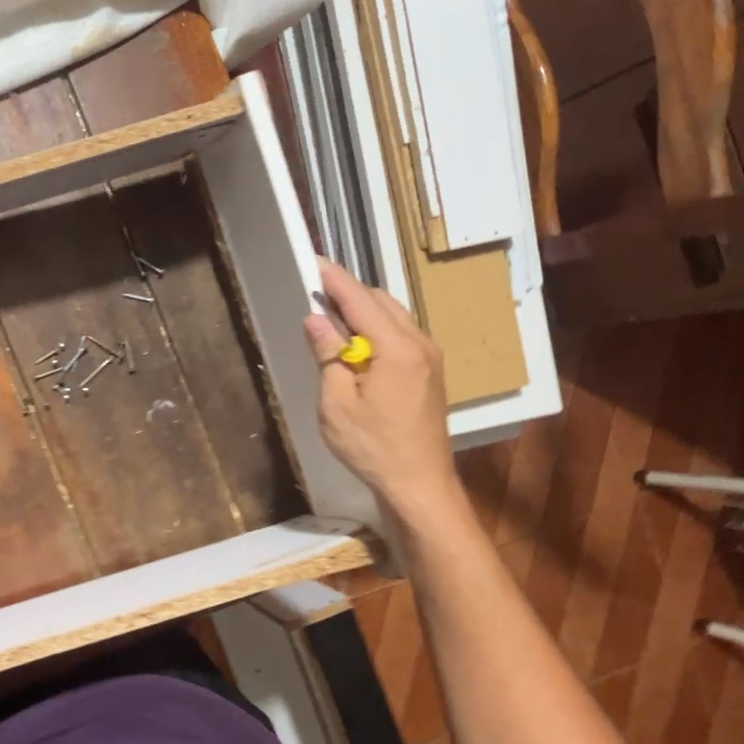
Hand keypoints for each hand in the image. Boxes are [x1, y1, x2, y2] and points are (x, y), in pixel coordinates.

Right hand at [302, 259, 459, 513]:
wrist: (417, 481)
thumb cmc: (371, 446)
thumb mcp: (336, 402)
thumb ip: (328, 355)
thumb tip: (316, 320)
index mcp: (396, 349)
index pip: (360, 301)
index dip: (334, 280)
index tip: (313, 261)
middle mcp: (420, 344)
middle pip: (381, 302)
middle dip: (348, 292)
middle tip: (315, 290)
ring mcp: (430, 357)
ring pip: (394, 316)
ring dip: (363, 310)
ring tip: (331, 314)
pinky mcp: (430, 372)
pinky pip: (401, 334)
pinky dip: (377, 327)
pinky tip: (356, 342)